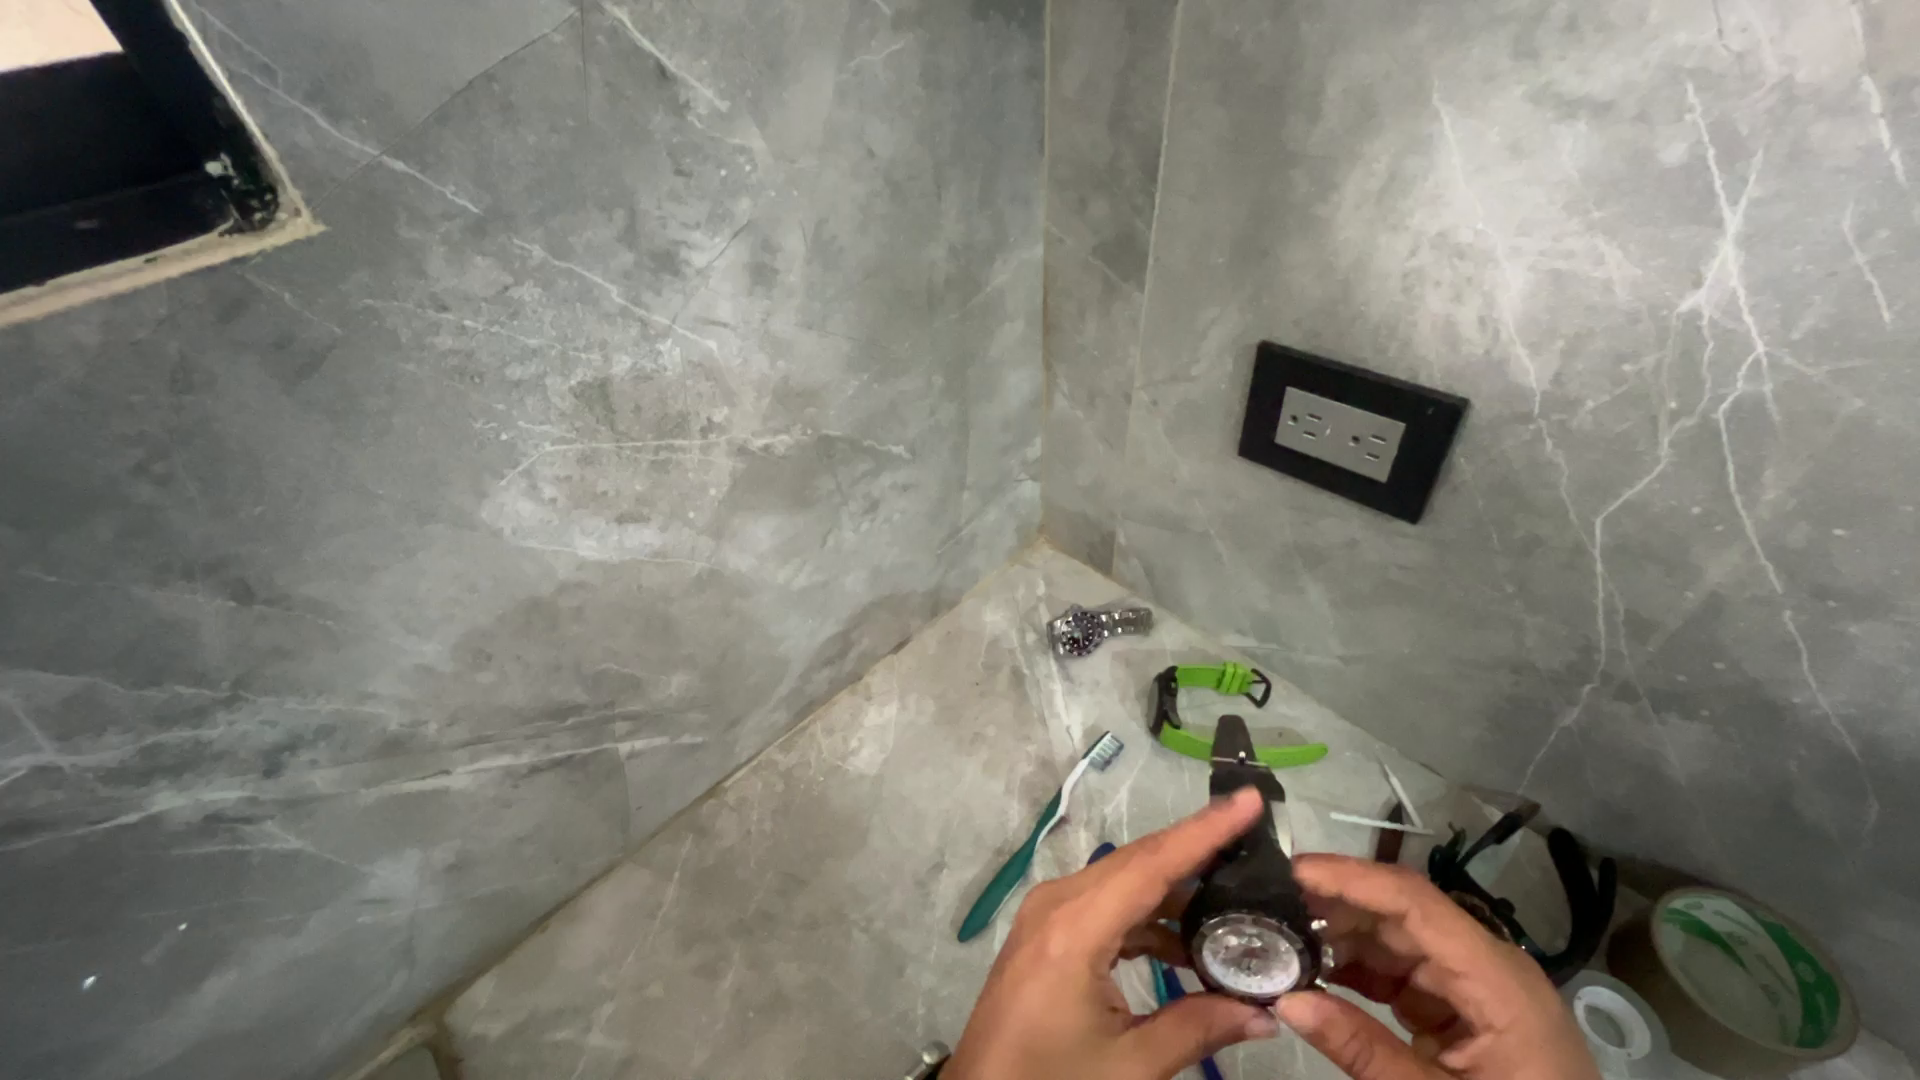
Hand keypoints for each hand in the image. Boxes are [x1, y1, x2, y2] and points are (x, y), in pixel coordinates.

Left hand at [943, 788, 1280, 1079]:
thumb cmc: (1052, 1078)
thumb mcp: (1129, 1066)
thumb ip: (1198, 1028)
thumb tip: (1266, 1013)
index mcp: (1075, 926)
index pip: (1151, 864)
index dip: (1203, 831)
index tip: (1246, 799)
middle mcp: (1058, 901)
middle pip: (1138, 862)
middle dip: (1197, 846)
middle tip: (1253, 834)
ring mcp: (1049, 912)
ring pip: (1123, 881)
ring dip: (1175, 887)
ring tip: (1235, 891)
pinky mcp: (1048, 930)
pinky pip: (1106, 905)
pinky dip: (1147, 915)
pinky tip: (1186, 940)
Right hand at [1277, 856, 1600, 1079]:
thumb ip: (1363, 1052)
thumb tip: (1284, 1000)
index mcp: (1498, 981)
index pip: (1415, 902)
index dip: (1350, 878)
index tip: (1289, 871)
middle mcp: (1487, 969)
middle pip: (1399, 915)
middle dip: (1332, 906)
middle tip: (1266, 905)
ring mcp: (1473, 990)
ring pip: (1393, 941)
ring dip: (1336, 938)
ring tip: (1277, 936)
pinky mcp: (1459, 1013)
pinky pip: (1398, 974)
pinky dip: (1354, 971)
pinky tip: (1310, 972)